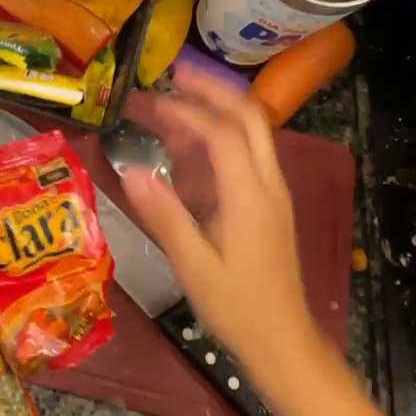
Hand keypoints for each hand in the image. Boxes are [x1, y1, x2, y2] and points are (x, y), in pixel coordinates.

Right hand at [118, 68, 319, 374]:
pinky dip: (220, 132)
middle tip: (173, 73)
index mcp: (251, 196)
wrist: (284, 341)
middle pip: (248, 116)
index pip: (222, 133)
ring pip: (252, 129)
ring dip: (216, 106)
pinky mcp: (269, 200)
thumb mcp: (194, 267)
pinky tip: (187, 143)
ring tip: (173, 98)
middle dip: (212, 88)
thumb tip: (131, 172)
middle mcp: (268, 182)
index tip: (150, 102)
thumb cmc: (237, 308)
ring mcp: (273, 189)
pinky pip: (249, 151)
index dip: (186, 111)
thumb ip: (165, 216)